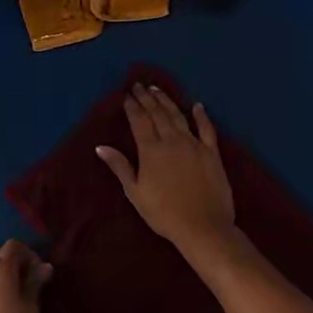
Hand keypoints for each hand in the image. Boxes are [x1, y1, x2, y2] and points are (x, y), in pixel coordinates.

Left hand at [0, 239, 52, 312]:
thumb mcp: (31, 308)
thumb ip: (35, 282)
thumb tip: (44, 266)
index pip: (13, 246)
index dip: (30, 254)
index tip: (42, 271)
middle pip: (1, 257)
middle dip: (19, 265)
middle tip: (36, 284)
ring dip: (8, 277)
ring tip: (24, 298)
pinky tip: (9, 307)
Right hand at [97, 85, 235, 251]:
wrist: (203, 226)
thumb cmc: (163, 213)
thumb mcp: (135, 192)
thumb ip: (120, 166)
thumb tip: (101, 147)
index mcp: (150, 150)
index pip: (139, 121)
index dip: (132, 107)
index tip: (126, 96)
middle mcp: (172, 141)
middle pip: (157, 114)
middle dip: (147, 98)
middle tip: (139, 86)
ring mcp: (194, 145)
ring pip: (178, 116)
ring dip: (167, 101)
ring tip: (158, 90)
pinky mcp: (212, 153)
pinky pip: (207, 129)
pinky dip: (201, 116)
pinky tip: (197, 106)